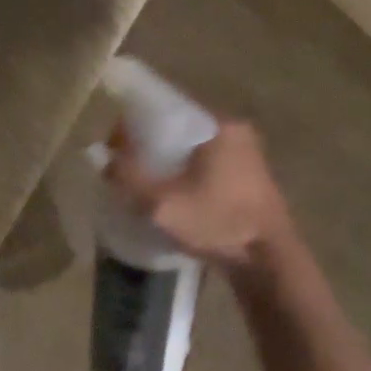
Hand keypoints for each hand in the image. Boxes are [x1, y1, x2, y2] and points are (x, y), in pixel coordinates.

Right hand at [104, 119, 290, 269]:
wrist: (266, 262)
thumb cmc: (216, 224)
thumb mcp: (161, 204)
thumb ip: (128, 178)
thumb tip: (104, 158)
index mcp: (218, 125)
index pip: (165, 108)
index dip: (133, 125)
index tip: (114, 148)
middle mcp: (235, 131)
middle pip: (177, 128)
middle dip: (147, 146)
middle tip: (124, 170)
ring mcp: (246, 154)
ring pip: (191, 148)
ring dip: (166, 162)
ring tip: (142, 184)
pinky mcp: (248, 177)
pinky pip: (205, 164)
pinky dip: (184, 173)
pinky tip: (170, 194)